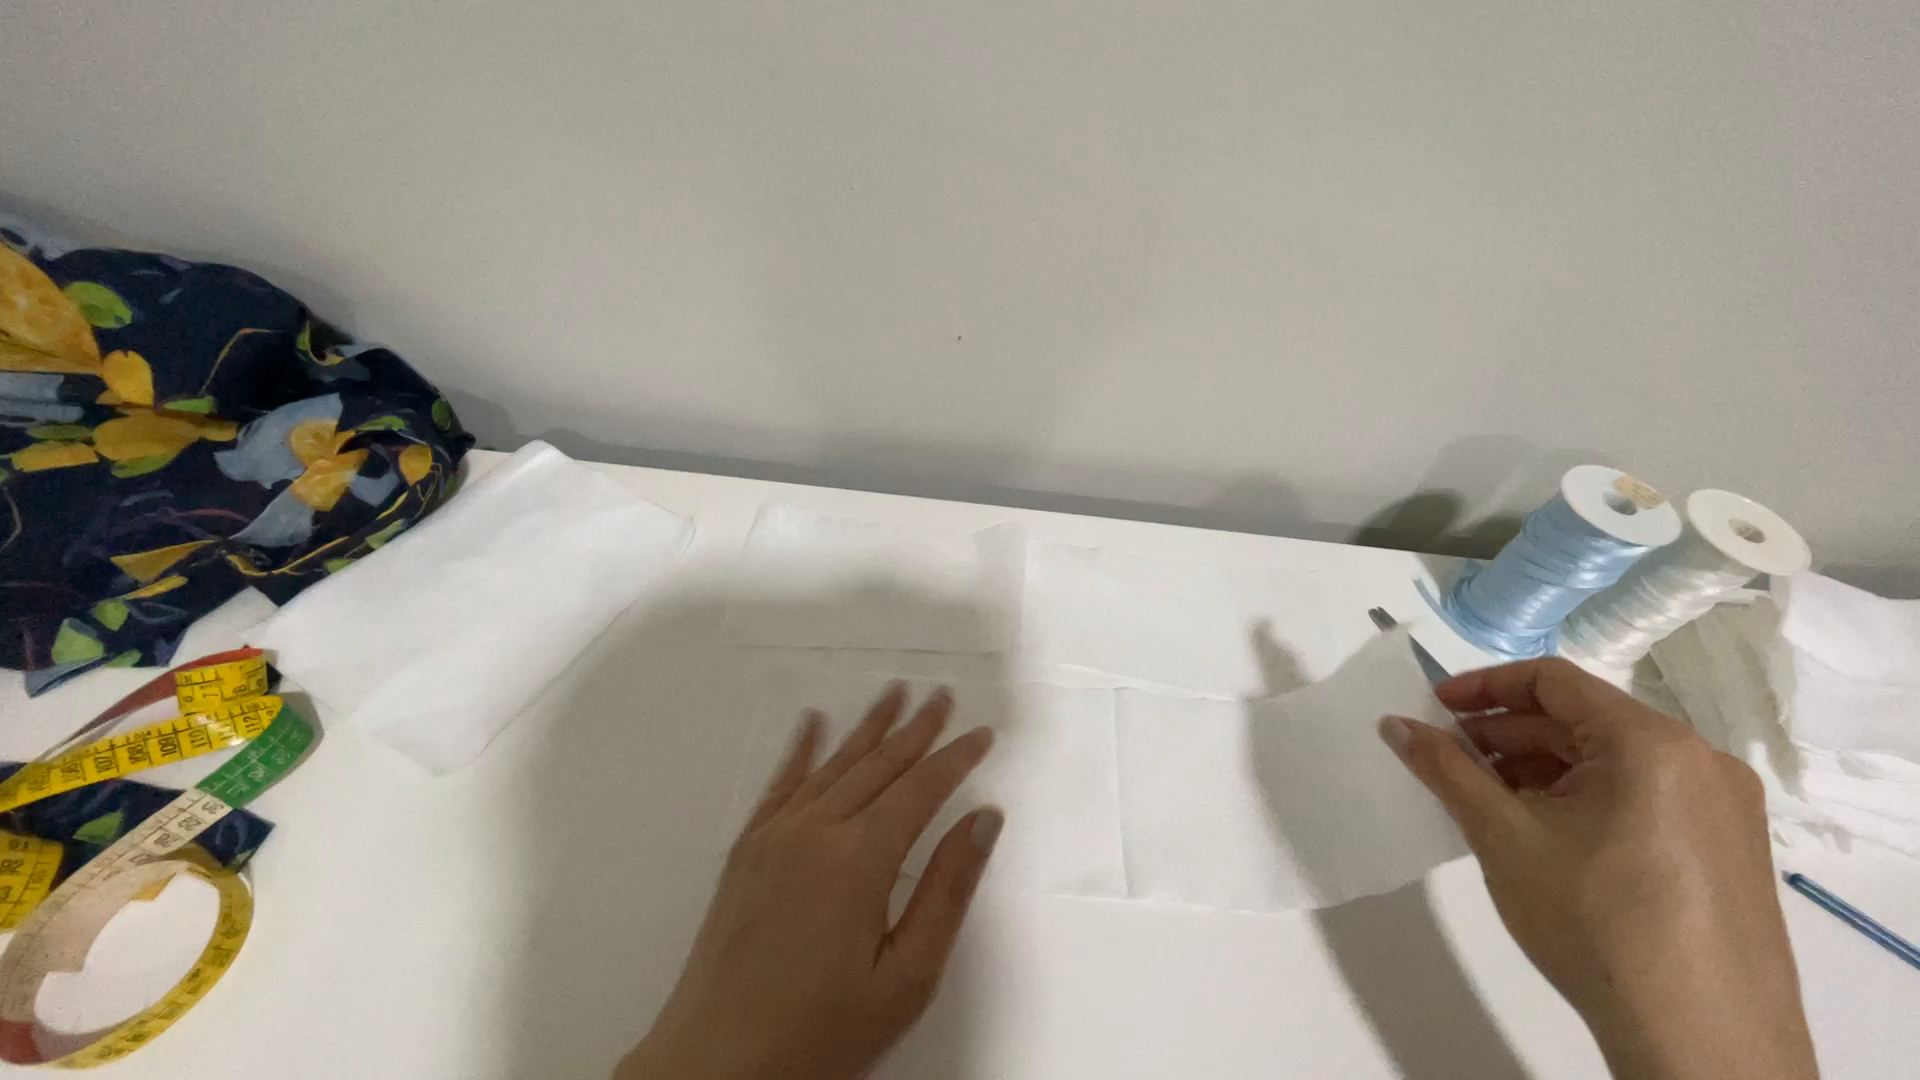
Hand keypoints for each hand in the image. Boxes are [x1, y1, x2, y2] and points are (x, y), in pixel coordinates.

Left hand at [617, 683, 1000, 1079]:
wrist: (715, 1067)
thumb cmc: (823, 1032)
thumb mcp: (906, 977)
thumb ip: (947, 890)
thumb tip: (985, 818)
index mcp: (860, 859)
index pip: (921, 789)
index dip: (955, 758)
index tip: (982, 733)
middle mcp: (816, 830)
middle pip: (879, 765)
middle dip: (917, 728)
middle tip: (943, 695)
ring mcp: (775, 835)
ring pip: (833, 764)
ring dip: (868, 726)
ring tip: (894, 692)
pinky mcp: (746, 849)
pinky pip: (780, 783)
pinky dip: (800, 748)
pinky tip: (811, 721)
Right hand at [1380, 658, 1817, 1079]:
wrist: (1701, 1044)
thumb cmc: (1595, 919)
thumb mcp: (1502, 834)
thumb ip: (1444, 768)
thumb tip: (1393, 724)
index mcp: (1652, 744)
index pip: (1552, 680)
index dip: (1483, 686)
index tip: (1432, 709)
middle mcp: (1699, 761)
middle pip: (1579, 720)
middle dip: (1504, 734)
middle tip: (1448, 760)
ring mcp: (1721, 808)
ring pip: (1606, 761)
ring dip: (1536, 767)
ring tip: (1485, 801)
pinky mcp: (1725, 849)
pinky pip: (1637, 795)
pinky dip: (1577, 797)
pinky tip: (1538, 834)